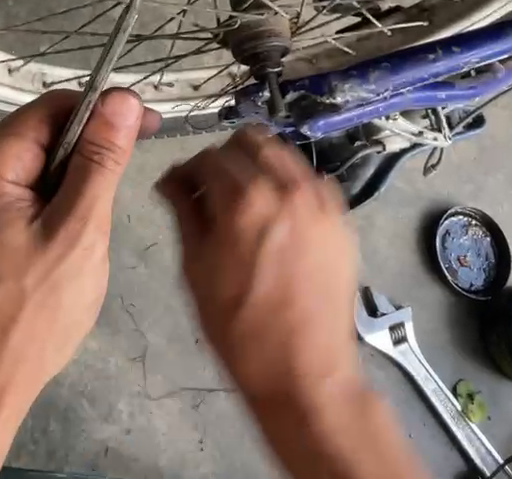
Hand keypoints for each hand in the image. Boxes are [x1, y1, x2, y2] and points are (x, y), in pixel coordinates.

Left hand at [0, 88, 157, 478]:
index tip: (150, 129)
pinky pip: (23, 191)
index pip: (56, 106)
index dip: (106, 111)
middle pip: (44, 131)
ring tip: (93, 225)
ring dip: (74, 180)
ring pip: (38, 163)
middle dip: (90, 150)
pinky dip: (54, 202)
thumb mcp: (77, 232)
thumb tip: (123, 97)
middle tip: (122, 190)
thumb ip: (101, 160)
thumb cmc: (28, 316)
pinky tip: (68, 237)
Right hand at [156, 129, 425, 478]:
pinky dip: (289, 180)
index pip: (207, 157)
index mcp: (243, 200)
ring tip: (245, 194)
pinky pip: (310, 176)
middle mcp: (285, 187)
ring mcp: (319, 198)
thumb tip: (171, 181)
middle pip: (247, 140)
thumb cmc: (241, 329)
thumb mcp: (197, 271)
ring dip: (256, 162)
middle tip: (212, 187)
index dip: (187, 170)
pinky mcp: (340, 214)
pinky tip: (278, 209)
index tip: (180, 187)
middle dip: (223, 157)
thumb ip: (185, 213)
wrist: (305, 371)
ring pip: (281, 150)